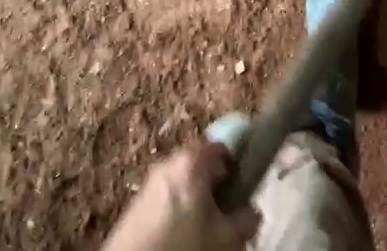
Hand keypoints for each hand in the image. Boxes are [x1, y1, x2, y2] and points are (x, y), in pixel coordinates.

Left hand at [101, 143, 261, 250]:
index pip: (224, 146)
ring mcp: (149, 183)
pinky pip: (167, 198)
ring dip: (197, 201)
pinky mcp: (135, 205)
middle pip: (203, 165)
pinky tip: (180, 236)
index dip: (238, 165)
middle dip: (217, 186)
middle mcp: (169, 162)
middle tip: (225, 213)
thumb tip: (251, 211)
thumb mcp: (226, 238)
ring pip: (184, 184)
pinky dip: (177, 211)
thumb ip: (247, 219)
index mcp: (192, 160)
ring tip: (203, 229)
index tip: (243, 188)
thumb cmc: (182, 247)